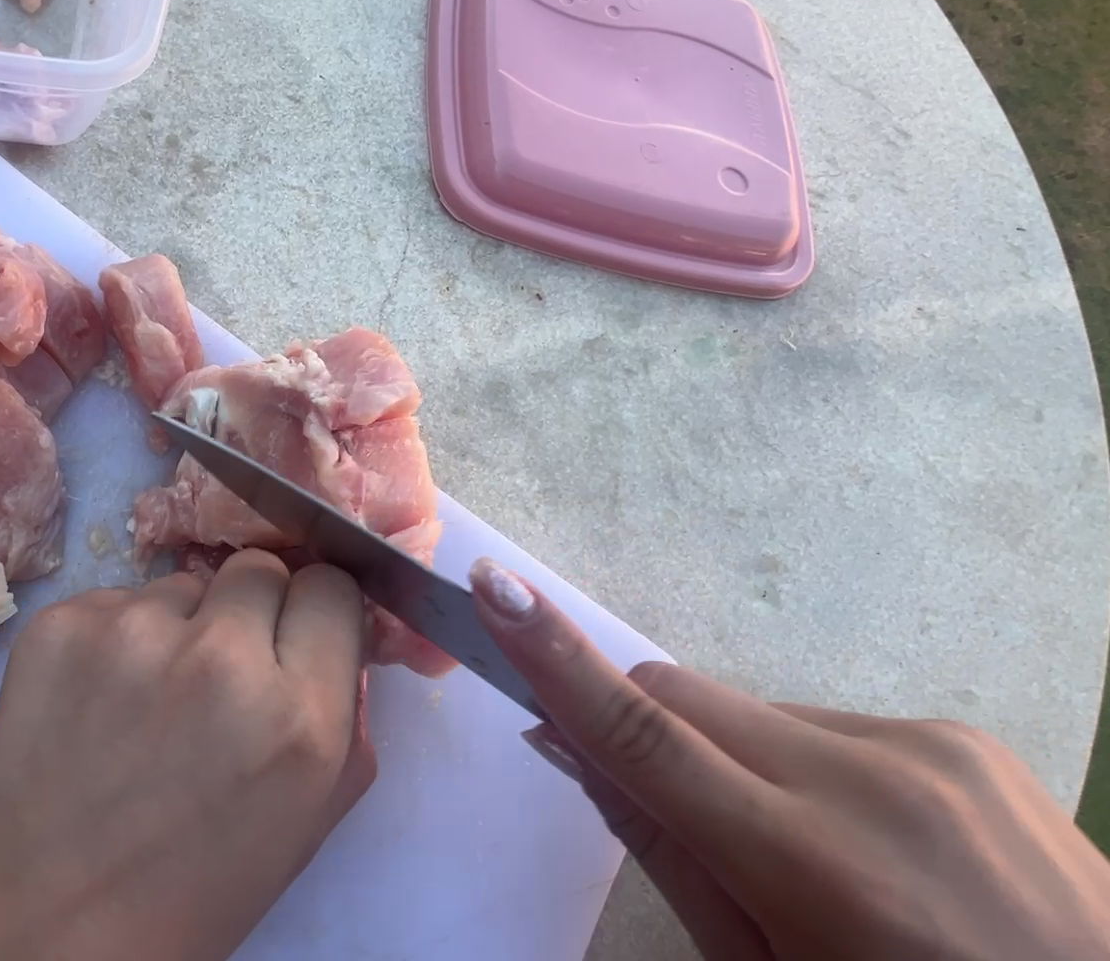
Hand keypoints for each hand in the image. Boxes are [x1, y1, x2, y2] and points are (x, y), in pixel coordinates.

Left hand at [0, 550, 371, 960]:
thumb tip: (342, 643)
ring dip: (181, 612)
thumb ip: (338, 720)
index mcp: (300, 712)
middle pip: (259, 559)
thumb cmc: (189, 887)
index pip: (334, 586)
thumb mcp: (303, 824)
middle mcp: (222, 652)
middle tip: (223, 653)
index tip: (301, 621)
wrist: (38, 915)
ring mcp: (133, 627)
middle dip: (253, 596)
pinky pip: (118, 595)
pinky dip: (120, 629)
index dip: (318, 603)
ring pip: (182, 572)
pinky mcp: (62, 619)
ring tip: (148, 687)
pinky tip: (95, 694)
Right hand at [469, 557, 1109, 960]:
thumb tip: (566, 742)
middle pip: (676, 696)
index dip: (555, 659)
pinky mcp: (962, 736)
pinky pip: (812, 721)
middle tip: (661, 802)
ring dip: (721, 753)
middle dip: (638, 727)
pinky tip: (857, 835)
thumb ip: (662, 849)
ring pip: (740, 709)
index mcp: (818, 867)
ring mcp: (931, 748)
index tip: (494, 590)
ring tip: (791, 845)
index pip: (643, 734)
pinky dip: (791, 761)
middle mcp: (875, 781)